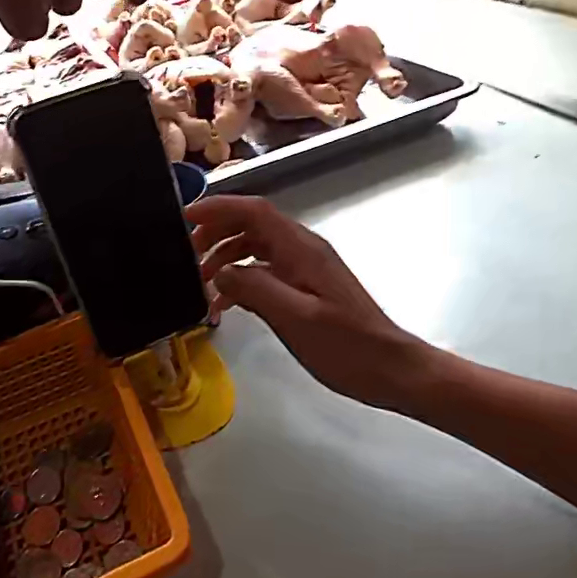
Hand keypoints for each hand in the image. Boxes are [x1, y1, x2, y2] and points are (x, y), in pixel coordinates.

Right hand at [187, 195, 440, 408]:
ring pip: (254, 248)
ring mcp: (304, 269)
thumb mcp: (296, 318)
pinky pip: (264, 272)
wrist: (391, 369)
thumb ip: (254, 289)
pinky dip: (240, 280)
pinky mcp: (304, 289)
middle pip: (251, 225)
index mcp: (301, 249)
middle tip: (185, 254)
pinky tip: (224, 304)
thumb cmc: (347, 346)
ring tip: (199, 282)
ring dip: (224, 258)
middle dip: (215, 233)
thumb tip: (218, 272)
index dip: (218, 208)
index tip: (185, 217)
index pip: (254, 212)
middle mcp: (301, 251)